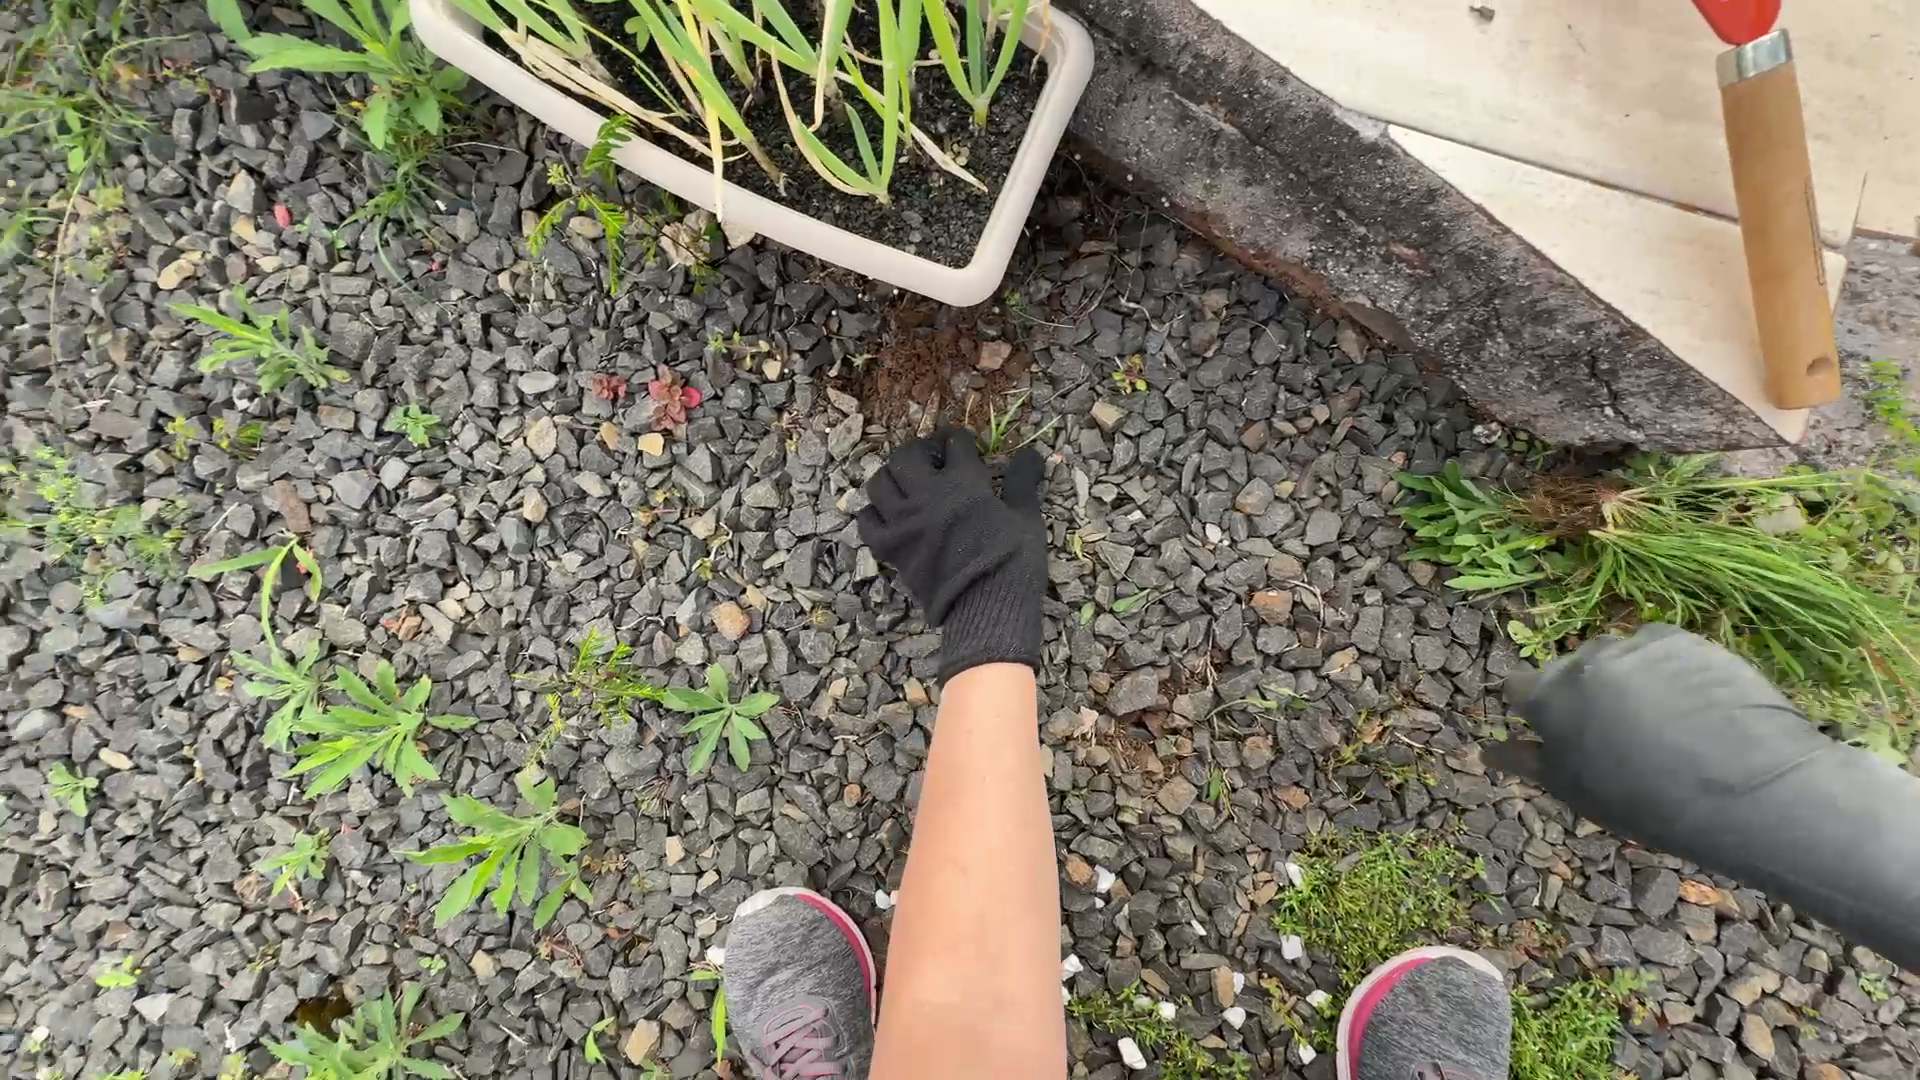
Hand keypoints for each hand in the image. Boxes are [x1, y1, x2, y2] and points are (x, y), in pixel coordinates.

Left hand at [855, 428, 1046, 680]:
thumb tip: (1033, 453)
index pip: (954, 443)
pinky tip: (889, 516)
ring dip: (892, 477)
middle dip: (919, 450)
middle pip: (906, 455)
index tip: (963, 444)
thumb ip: (1022, 480)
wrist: (988, 609)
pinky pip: (866, 522)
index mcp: (963, 482)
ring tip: (907, 483)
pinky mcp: (891, 548)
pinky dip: (874, 514)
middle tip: (932, 459)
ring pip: (880, 483)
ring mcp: (903, 521)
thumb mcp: (1025, 516)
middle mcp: (927, 495)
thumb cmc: (1013, 560)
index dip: (959, 439)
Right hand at [1488, 624, 1822, 849]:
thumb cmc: (1648, 800)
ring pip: (1613, 655)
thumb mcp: (1575, 788)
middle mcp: (1576, 662)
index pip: (1517, 686)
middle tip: (1619, 729)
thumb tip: (1484, 751)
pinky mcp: (1678, 640)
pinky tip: (1693, 698)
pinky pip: (1659, 645)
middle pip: (1567, 668)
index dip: (1537, 707)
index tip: (1564, 729)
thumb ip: (1525, 761)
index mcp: (1542, 696)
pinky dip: (1667, 665)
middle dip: (1583, 690)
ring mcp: (1628, 647)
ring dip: (1624, 675)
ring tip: (1663, 714)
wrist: (1755, 792)